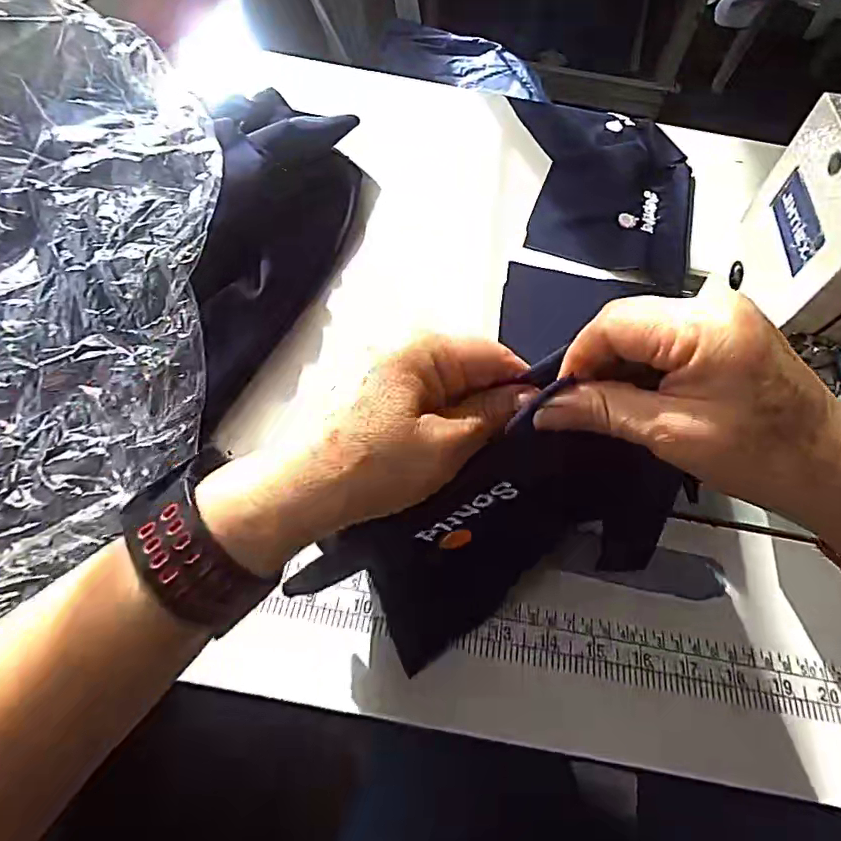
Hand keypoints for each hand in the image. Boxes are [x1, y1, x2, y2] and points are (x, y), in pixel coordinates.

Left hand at [195, 336, 534, 574]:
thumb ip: (491, 417)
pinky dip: (434, 422)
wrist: (301, 491)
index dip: (521, 386)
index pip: (491, 353)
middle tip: (503, 446)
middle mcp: (397, 349)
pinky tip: (434, 454)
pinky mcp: (368, 394)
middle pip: (466, 369)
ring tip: (467, 456)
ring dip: (461, 418)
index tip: (539, 417)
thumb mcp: (445, 445)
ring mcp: (379, 371)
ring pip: (442, 388)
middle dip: (489, 405)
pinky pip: (417, 401)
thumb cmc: (367, 466)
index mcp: (418, 349)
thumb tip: (523, 399)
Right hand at [531, 291, 840, 567]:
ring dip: (619, 363)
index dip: (578, 358)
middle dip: (597, 361)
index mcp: (705, 327)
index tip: (562, 393)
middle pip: (623, 320)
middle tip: (582, 402)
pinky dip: (644, 362)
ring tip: (615, 402)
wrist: (835, 471)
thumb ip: (601, 410)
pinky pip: (664, 333)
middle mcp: (716, 306)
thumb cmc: (769, 458)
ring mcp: (724, 313)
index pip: (611, 323)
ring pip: (640, 326)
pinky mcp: (727, 327)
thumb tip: (548, 407)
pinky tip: (642, 392)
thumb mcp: (669, 434)